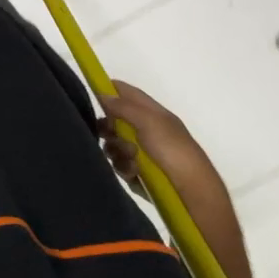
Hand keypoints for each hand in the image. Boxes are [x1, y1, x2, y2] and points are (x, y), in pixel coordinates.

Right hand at [97, 81, 228, 208]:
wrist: (187, 187)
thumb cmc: (171, 148)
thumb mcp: (149, 121)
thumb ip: (124, 107)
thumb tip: (102, 94)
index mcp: (151, 112)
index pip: (126, 93)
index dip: (109, 89)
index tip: (91, 94)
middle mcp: (144, 129)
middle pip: (113, 121)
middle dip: (108, 128)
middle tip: (108, 134)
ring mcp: (140, 151)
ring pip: (113, 145)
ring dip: (118, 151)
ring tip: (132, 158)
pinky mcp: (136, 171)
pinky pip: (119, 164)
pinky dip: (125, 167)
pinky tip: (135, 172)